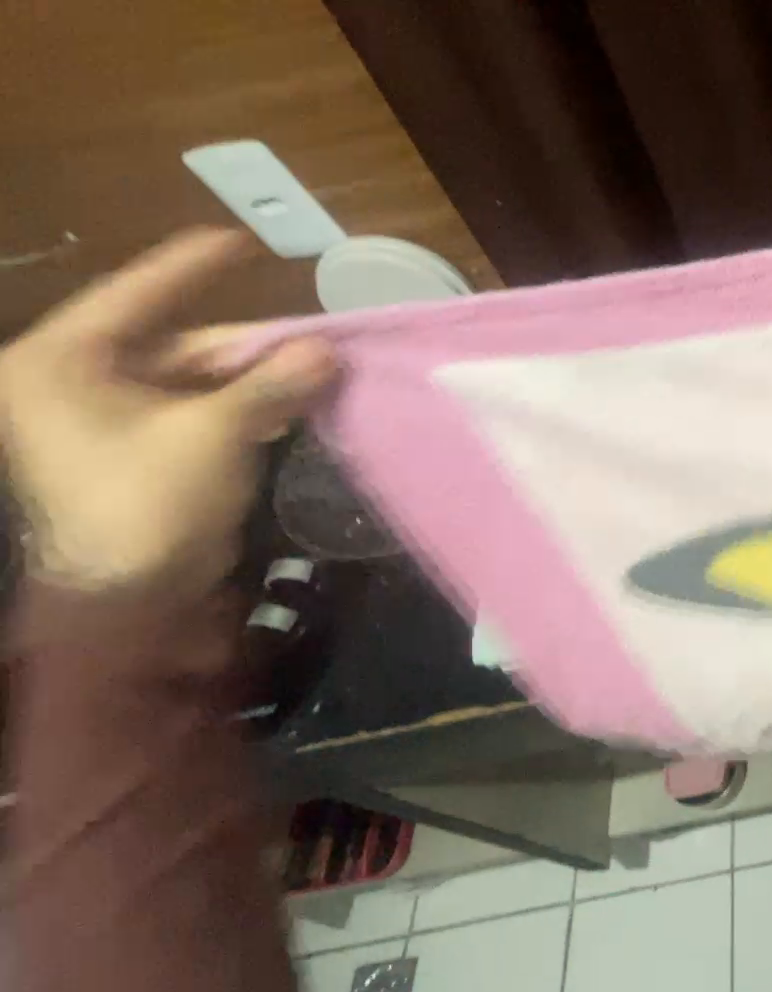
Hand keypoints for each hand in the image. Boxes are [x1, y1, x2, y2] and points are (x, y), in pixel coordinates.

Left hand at [0, 228, 336, 596]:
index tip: (236, 243)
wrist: (129, 589)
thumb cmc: (146, 499)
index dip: (188, 270)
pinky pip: (211, 412)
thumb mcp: (211, 433)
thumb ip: (270, 387)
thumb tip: (325, 350)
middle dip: (251, 345)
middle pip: (181, 345)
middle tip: (314, 338)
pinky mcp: (153, 448)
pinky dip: (255, 407)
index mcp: (66, 362)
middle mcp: (83, 380)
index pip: (133, 298)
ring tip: (321, 367)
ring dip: (262, 378)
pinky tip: (299, 400)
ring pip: (203, 381)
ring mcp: (118, 417)